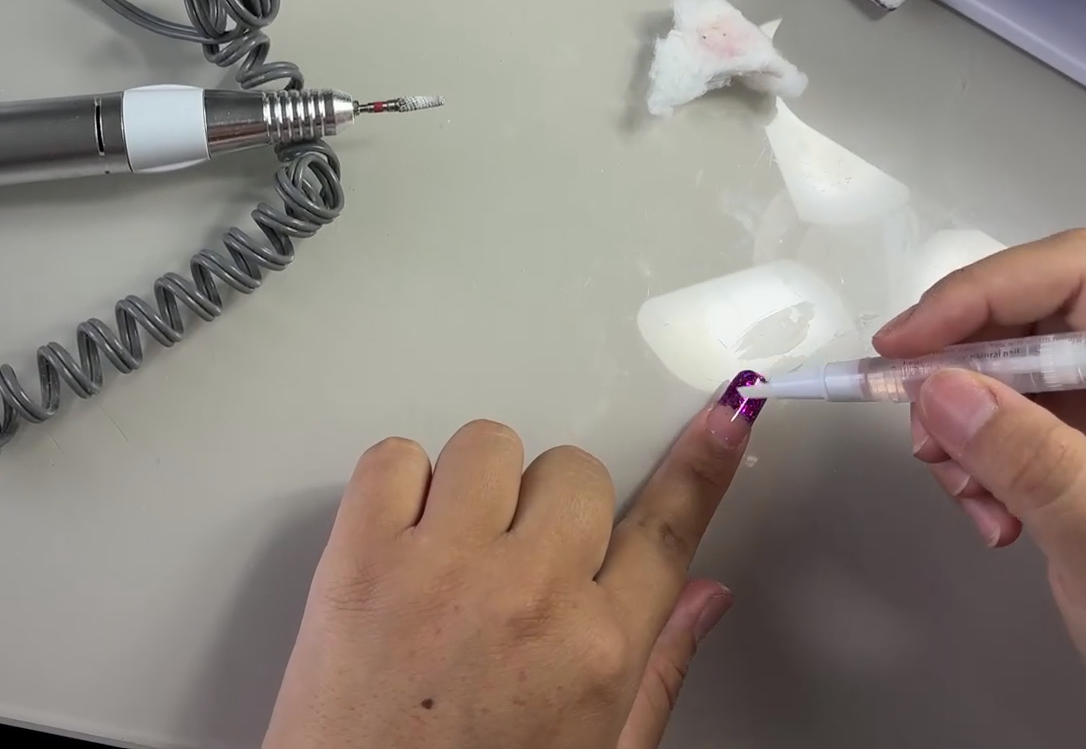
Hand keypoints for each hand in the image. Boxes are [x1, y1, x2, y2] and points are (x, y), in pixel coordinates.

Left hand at [262, 398, 760, 748]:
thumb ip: (657, 667)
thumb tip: (704, 591)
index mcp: (597, 650)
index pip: (665, 530)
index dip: (698, 468)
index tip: (721, 418)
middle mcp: (530, 594)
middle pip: (571, 468)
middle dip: (545, 500)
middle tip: (509, 549)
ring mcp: (443, 564)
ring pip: (487, 442)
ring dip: (473, 479)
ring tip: (450, 542)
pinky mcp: (364, 548)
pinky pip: (397, 452)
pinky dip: (397, 479)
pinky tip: (397, 533)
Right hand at [880, 230, 1085, 748]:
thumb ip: (1046, 476)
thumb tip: (937, 387)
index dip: (985, 293)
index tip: (906, 345)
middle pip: (1026, 315)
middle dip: (954, 368)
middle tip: (917, 425)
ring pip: (994, 363)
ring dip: (951, 420)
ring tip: (965, 492)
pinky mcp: (1080, 438)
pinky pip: (988, 410)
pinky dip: (961, 451)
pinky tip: (984, 508)